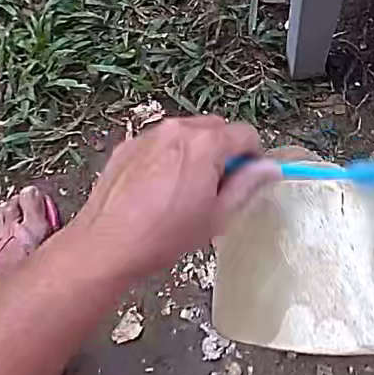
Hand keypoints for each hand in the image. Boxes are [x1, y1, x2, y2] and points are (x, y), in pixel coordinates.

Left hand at [63, 116, 279, 278]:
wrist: (105, 246)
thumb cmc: (162, 234)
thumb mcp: (218, 215)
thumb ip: (248, 185)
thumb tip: (268, 169)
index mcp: (206, 143)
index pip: (246, 134)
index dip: (252, 157)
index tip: (246, 178)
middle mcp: (178, 130)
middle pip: (217, 128)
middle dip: (224, 151)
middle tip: (217, 186)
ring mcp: (150, 135)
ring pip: (188, 133)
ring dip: (196, 152)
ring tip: (185, 190)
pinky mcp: (128, 146)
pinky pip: (161, 142)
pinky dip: (169, 156)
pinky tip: (160, 189)